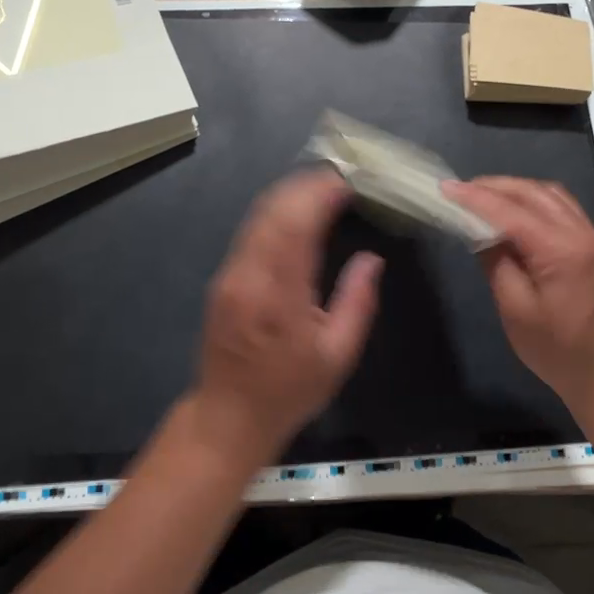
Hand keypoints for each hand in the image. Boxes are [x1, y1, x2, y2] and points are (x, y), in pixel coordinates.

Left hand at [190, 168, 383, 461]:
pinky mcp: (222, 278)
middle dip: (305, 186)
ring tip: (322, 186)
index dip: (320, 195)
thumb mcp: (337, 356)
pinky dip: (275, 212)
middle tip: (339, 177)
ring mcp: (230, 274)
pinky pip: (250, 231)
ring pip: (258, 216)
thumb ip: (357, 303)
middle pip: (274, 211)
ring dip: (289, 194)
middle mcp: (249, 275)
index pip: (297, 226)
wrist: (228, 417)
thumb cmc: (289, 391)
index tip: (346, 182)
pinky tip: (295, 212)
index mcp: (280, 295)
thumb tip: (371, 260)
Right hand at [444, 177, 593, 416]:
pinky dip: (537, 202)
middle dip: (495, 187)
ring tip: (485, 197)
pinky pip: (564, 209)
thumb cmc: (560, 353)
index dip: (475, 198)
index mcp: (562, 250)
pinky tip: (517, 213)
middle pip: (533, 193)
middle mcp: (582, 234)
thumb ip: (496, 264)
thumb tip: (479, 232)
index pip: (510, 211)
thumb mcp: (516, 311)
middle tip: (461, 190)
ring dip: (517, 191)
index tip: (446, 189)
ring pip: (552, 196)